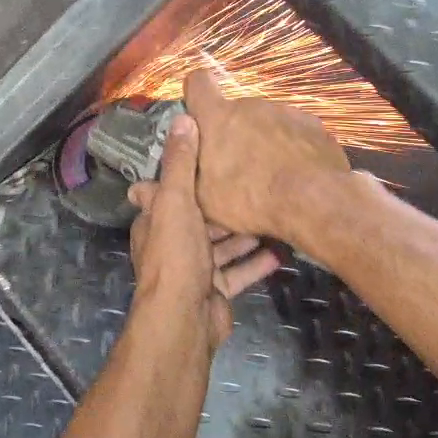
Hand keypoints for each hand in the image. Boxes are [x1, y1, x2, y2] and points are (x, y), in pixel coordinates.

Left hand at [127, 114, 280, 352]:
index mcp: (156, 220)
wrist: (185, 318)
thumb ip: (181, 163)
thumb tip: (182, 119)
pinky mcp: (215, 290)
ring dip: (246, 232)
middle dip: (229, 205)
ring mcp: (194, 269)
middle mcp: (171, 242)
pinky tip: (281, 250)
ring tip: (277, 215)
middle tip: (260, 186)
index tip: (222, 158)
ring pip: (223, 244)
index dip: (194, 175)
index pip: (173, 191)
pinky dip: (256, 261)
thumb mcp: (176, 201)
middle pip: (202, 218)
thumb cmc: (177, 254)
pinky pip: (238, 271)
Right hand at [182, 70, 369, 256]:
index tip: (198, 113)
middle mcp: (251, 106)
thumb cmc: (248, 198)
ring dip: (263, 142)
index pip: (199, 82)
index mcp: (217, 118)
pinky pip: (293, 134)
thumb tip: (183, 147)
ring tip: (270, 177)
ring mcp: (285, 113)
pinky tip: (295, 176)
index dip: (196, 92)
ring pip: (266, 124)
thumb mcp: (202, 195)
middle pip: (235, 111)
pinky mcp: (313, 126)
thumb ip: (189, 165)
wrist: (313, 202)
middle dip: (233, 133)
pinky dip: (290, 149)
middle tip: (236, 168)